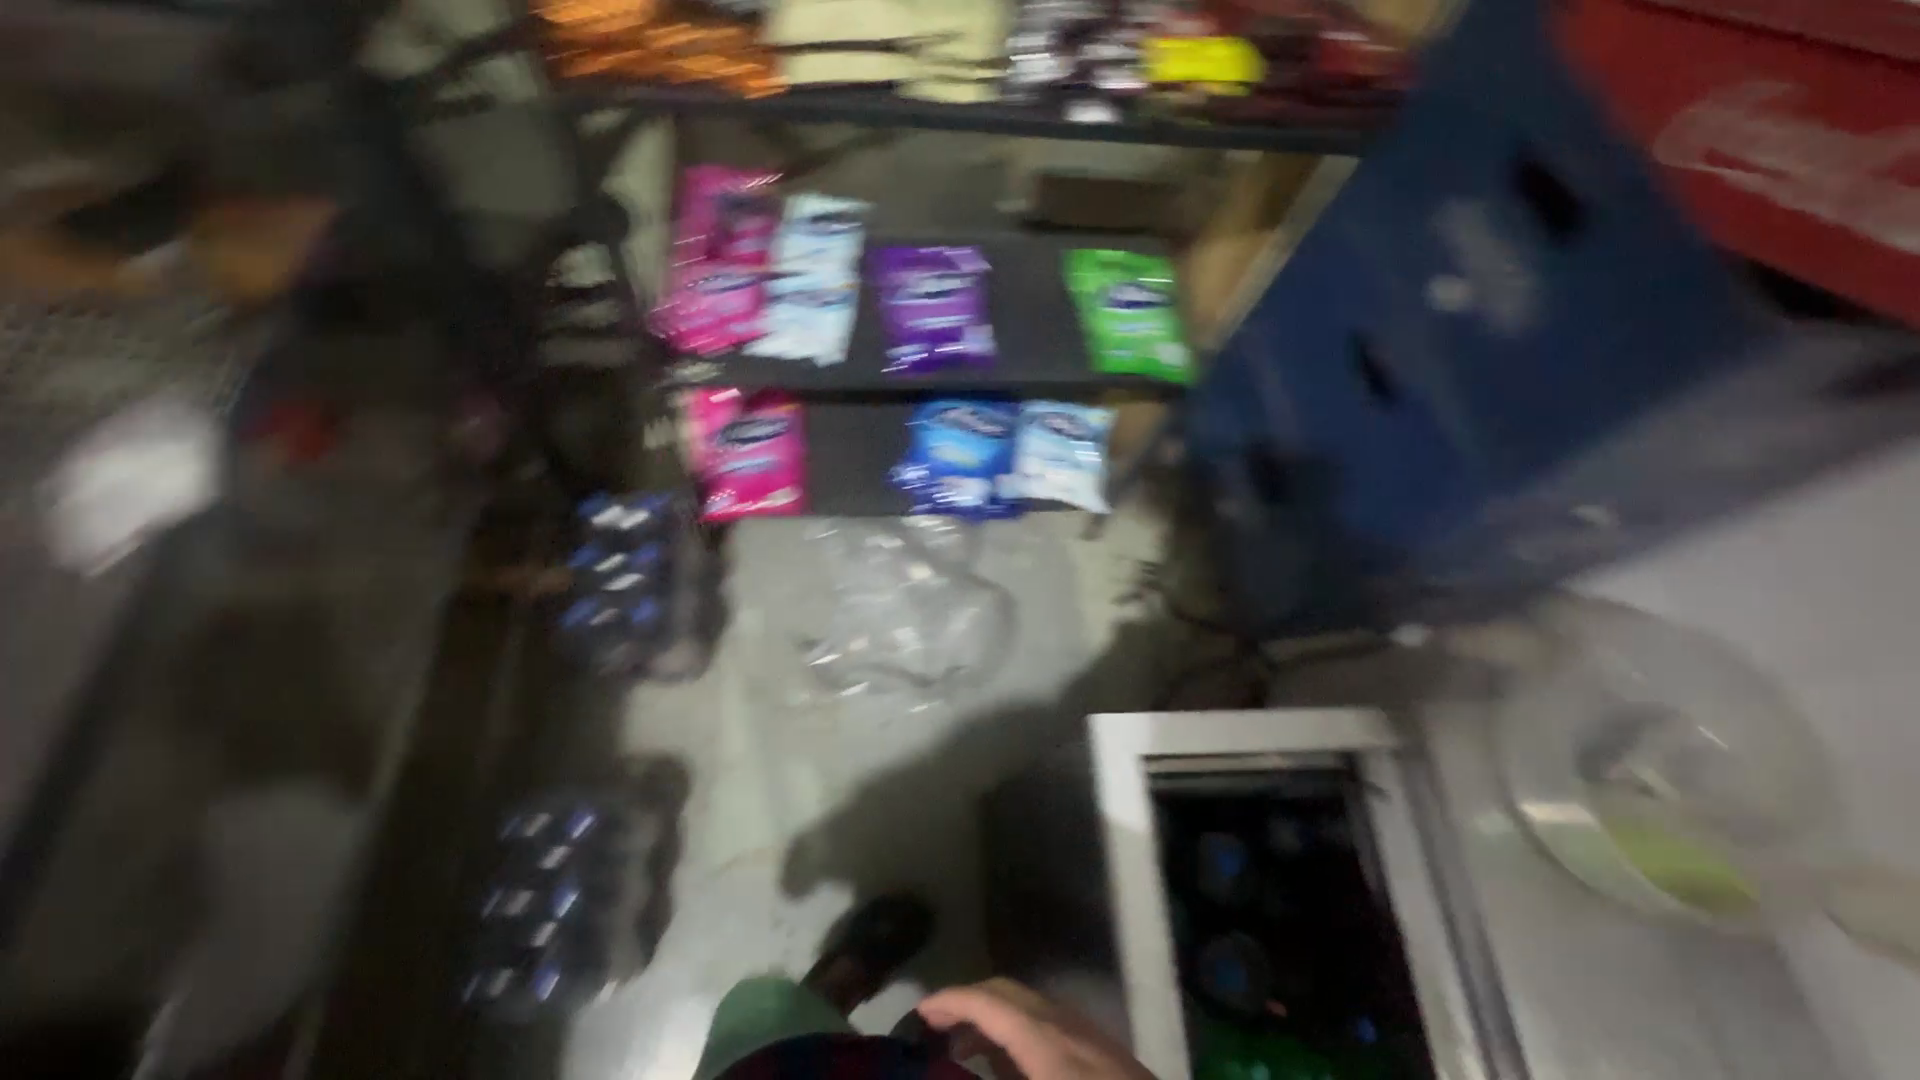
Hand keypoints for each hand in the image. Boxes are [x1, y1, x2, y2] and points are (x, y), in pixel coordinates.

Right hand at [917, 978, 1157, 1079]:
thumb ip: (994, 1078)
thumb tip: (953, 1068)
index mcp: (1047, 1045)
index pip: (990, 1004)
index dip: (950, 1002)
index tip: (918, 1015)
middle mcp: (1068, 1030)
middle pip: (1009, 995)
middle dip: (968, 1003)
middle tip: (933, 1029)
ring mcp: (1091, 1040)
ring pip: (1030, 1009)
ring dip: (993, 1018)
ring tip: (963, 1050)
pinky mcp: (1106, 1056)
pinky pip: (1050, 1027)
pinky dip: (1019, 1033)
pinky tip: (1011, 1067)